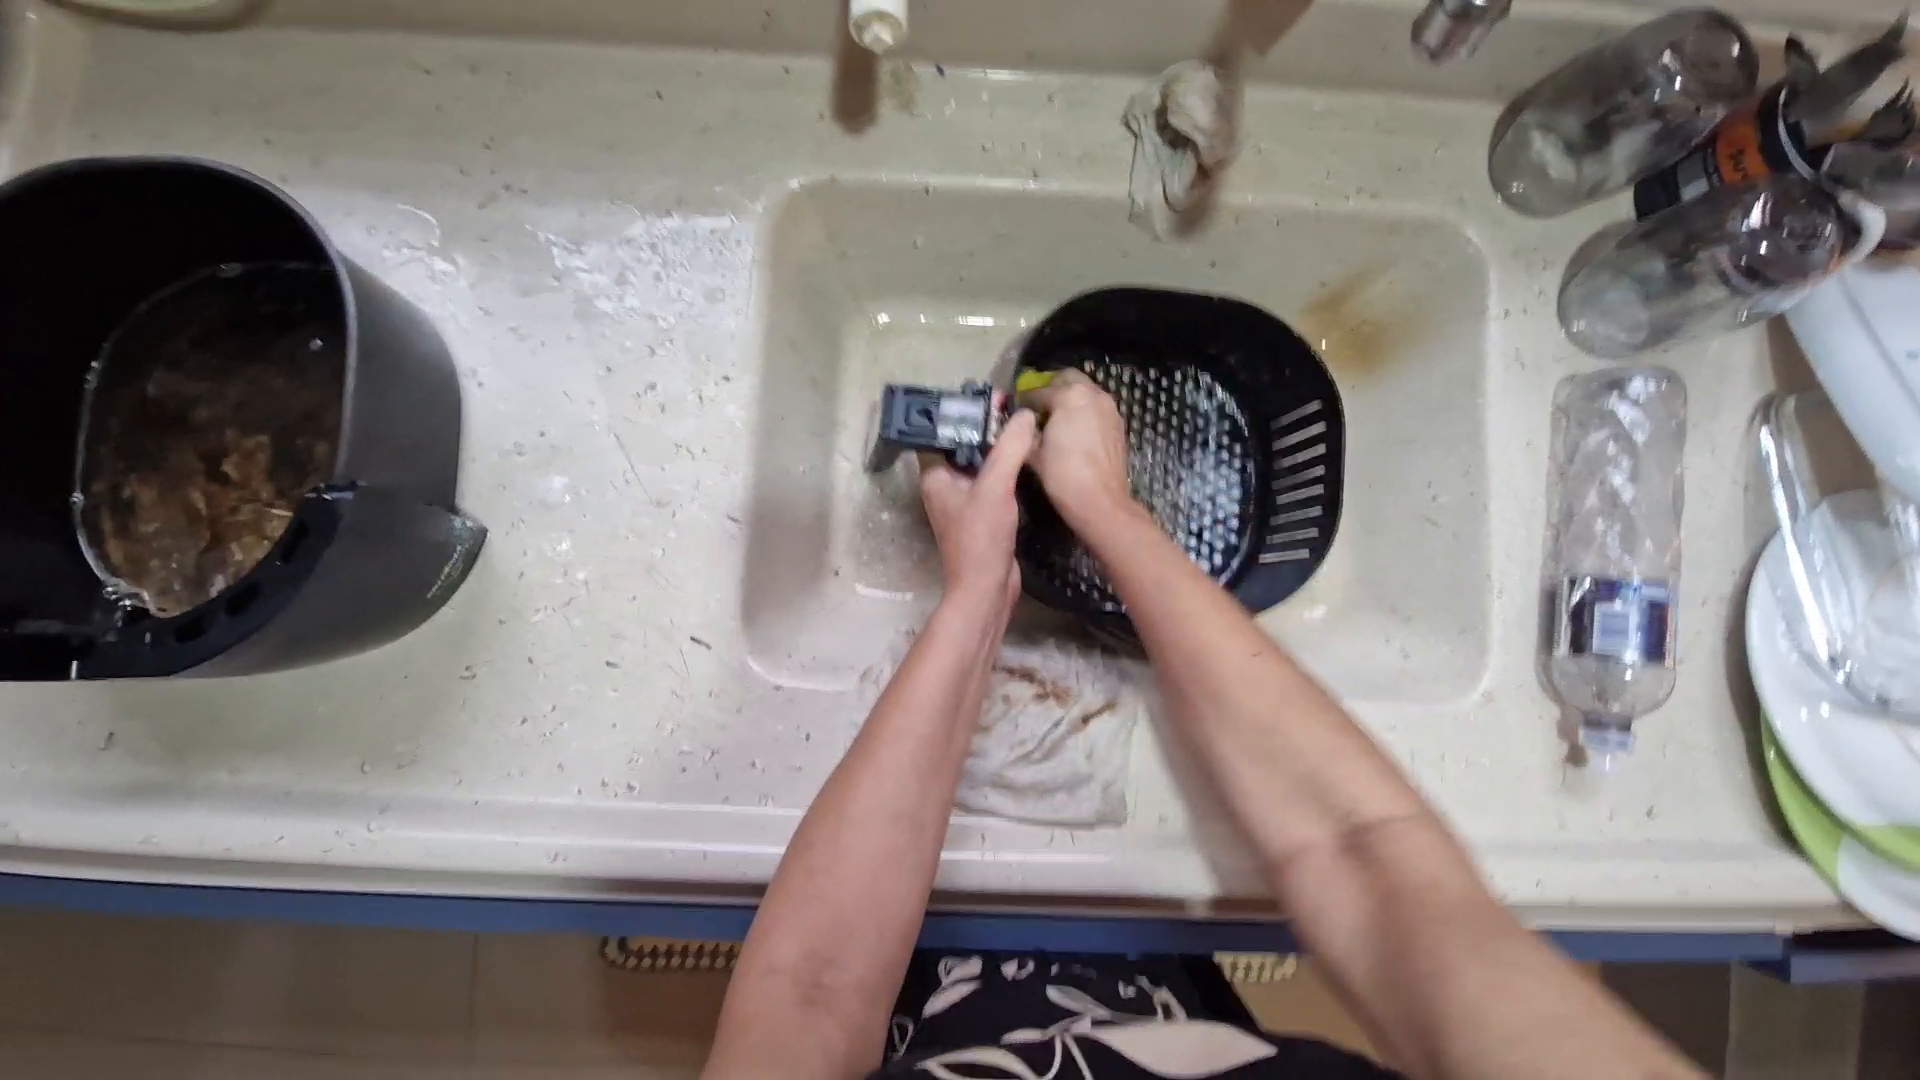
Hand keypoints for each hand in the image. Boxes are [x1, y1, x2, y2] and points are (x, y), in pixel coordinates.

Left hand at [919, 409, 1038, 605]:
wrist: (987, 588)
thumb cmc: (981, 538)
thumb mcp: (995, 486)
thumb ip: (1009, 449)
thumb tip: (1025, 415)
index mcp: (935, 476)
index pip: (940, 433)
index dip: (960, 413)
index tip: (987, 398)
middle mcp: (945, 486)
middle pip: (963, 446)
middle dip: (985, 428)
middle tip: (1012, 407)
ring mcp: (964, 502)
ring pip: (980, 465)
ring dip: (999, 448)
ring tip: (1023, 425)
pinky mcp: (983, 515)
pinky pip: (993, 483)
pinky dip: (1007, 470)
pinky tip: (1027, 458)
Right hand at [1022, 370, 1135, 531]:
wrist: (1100, 501)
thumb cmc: (1062, 476)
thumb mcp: (1034, 453)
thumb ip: (1026, 432)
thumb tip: (1024, 425)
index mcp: (1069, 396)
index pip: (1038, 392)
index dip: (1024, 401)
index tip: (1017, 411)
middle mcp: (1092, 394)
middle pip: (1068, 379)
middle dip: (1051, 389)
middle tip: (1039, 409)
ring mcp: (1109, 408)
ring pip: (1086, 391)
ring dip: (1070, 399)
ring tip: (1057, 421)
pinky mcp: (1118, 424)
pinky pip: (1097, 408)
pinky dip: (1084, 412)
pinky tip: (1075, 432)